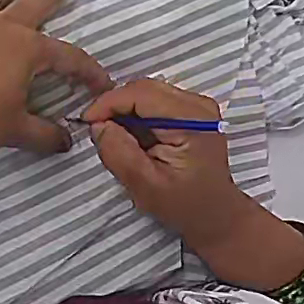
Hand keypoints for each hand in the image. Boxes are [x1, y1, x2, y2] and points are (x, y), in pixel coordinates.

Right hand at [83, 78, 303, 289]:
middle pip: (145, 88)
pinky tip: (132, 137)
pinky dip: (138, 115)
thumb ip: (119, 152)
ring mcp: (198, 106)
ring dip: (126, 110)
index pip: (142, 93)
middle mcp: (199, 104)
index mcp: (192, 119)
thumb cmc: (185, 205)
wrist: (216, 215)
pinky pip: (156, 102)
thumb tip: (98, 125)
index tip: (87, 122)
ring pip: (148, 92)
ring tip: (114, 136)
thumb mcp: (145, 185)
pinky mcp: (192, 112)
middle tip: (97, 130)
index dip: (109, 103)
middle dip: (116, 105)